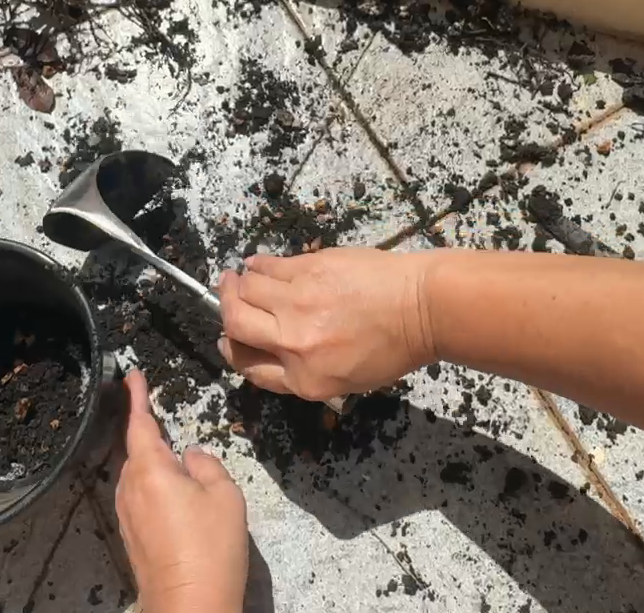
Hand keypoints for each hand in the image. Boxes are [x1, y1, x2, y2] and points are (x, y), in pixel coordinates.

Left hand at [114, 369, 247, 612]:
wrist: (190, 608)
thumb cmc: (210, 546)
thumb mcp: (224, 494)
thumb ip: (207, 464)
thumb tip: (190, 458)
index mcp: (150, 470)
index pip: (139, 423)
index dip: (136, 397)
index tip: (131, 375)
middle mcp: (131, 489)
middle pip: (134, 449)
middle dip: (144, 427)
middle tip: (153, 406)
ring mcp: (128, 516)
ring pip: (136, 473)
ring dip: (149, 457)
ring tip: (168, 446)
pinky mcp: (132, 538)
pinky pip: (139, 494)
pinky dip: (150, 480)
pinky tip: (169, 485)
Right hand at [216, 248, 438, 399]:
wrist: (420, 308)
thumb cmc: (390, 348)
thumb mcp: (343, 380)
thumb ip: (298, 371)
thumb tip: (263, 347)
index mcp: (304, 378)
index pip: (247, 365)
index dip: (232, 348)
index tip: (227, 336)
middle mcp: (294, 341)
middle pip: (235, 323)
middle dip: (223, 308)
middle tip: (224, 295)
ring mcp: (299, 301)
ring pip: (247, 287)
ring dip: (237, 283)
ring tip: (239, 278)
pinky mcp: (309, 267)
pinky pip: (269, 264)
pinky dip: (256, 264)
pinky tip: (257, 263)